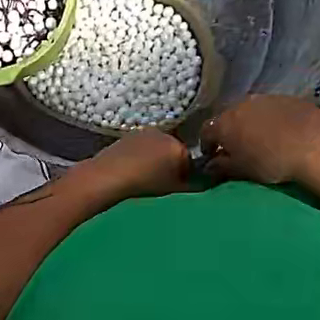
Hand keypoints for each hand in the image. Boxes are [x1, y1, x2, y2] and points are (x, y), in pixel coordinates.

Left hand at [64, 131, 191, 203]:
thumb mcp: (175, 187)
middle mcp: (165, 134)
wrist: (109, 175)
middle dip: (171, 162)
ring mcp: (146, 132)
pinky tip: (133, 167)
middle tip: (160, 179)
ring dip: (156, 157)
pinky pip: (144, 145)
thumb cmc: (145, 183)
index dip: (185, 172)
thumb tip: (211, 178)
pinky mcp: (130, 135)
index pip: (191, 158)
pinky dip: (142, 154)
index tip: (176, 182)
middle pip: (175, 149)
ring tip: (144, 174)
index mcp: (179, 146)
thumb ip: (197, 182)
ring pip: (159, 146)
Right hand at [202, 95, 319, 184]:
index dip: (206, 145)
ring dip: (248, 124)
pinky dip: (268, 119)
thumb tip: (209, 165)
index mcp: (223, 123)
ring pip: (248, 111)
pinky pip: (269, 109)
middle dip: (228, 132)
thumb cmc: (271, 160)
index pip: (205, 132)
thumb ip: (221, 166)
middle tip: (235, 149)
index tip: (212, 157)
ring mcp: (264, 98)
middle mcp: (239, 105)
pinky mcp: (287, 97)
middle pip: (227, 118)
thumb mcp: (241, 169)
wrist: (316, 143)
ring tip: (257, 139)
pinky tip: (278, 132)